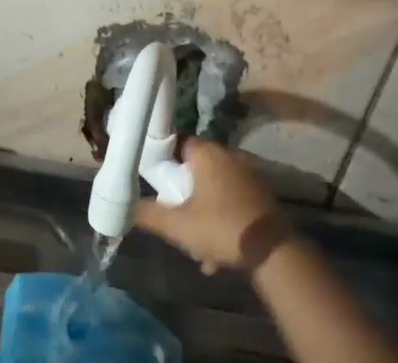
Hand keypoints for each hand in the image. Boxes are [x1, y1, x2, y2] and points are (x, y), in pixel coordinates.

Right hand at [132, 139, 287, 274]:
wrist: (272, 250)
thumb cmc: (220, 227)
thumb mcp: (177, 225)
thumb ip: (149, 214)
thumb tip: (125, 208)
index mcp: (208, 154)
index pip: (179, 143)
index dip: (165, 160)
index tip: (157, 182)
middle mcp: (230, 156)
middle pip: (197, 169)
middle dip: (185, 195)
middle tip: (176, 218)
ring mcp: (249, 174)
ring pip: (215, 189)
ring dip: (203, 213)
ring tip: (197, 248)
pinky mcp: (261, 194)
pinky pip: (232, 201)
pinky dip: (222, 220)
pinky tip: (217, 255)